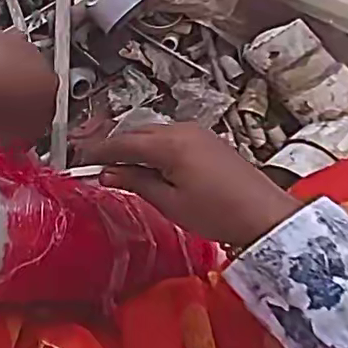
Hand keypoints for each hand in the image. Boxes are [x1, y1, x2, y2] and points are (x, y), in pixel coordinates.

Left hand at [0, 11, 56, 150]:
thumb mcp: (18, 132)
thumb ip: (24, 133)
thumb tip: (23, 139)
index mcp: (49, 81)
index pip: (48, 96)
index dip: (36, 110)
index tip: (24, 123)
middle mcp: (34, 55)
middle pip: (33, 68)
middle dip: (25, 81)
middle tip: (9, 100)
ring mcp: (9, 39)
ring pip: (16, 42)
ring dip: (10, 52)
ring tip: (0, 66)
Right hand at [77, 123, 300, 246]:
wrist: (268, 216)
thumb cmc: (220, 213)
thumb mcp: (170, 203)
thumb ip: (135, 182)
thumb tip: (108, 174)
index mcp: (170, 144)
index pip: (122, 142)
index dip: (98, 151)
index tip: (79, 158)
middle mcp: (181, 130)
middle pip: (136, 133)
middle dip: (114, 147)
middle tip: (95, 163)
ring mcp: (196, 132)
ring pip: (152, 133)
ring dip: (133, 146)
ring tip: (119, 167)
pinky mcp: (207, 140)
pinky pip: (169, 136)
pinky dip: (152, 147)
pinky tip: (147, 164)